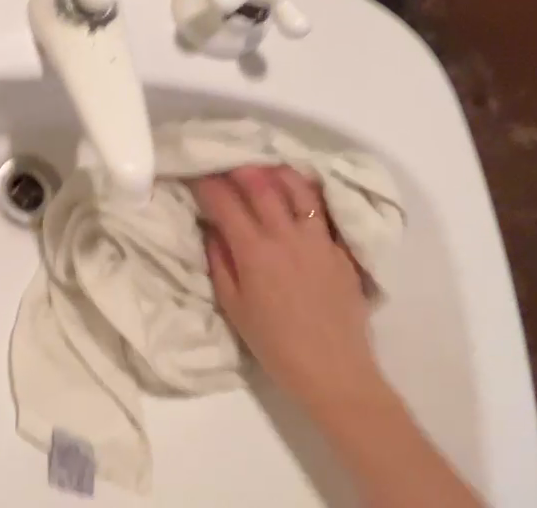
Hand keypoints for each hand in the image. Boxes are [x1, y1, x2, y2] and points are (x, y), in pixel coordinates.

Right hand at [191, 166, 378, 407]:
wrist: (335, 372)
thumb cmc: (274, 343)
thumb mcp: (232, 305)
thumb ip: (219, 260)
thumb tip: (212, 228)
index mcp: (254, 251)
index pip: (224, 201)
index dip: (207, 183)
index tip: (195, 175)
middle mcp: (286, 236)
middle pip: (260, 186)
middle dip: (238, 168)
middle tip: (224, 164)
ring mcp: (318, 241)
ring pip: (297, 189)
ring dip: (276, 173)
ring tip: (263, 169)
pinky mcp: (341, 251)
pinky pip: (324, 211)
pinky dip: (307, 195)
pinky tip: (298, 194)